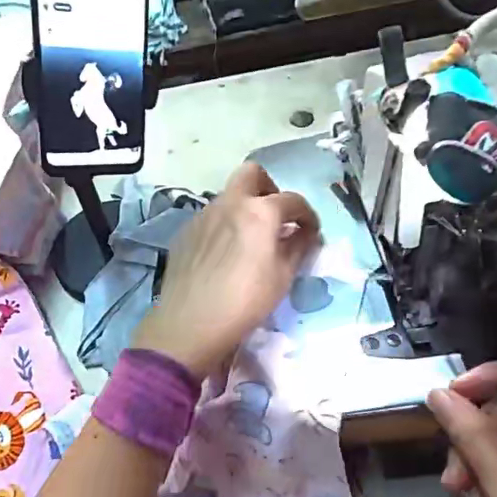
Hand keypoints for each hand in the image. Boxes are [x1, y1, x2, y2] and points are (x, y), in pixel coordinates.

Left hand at [129, 161, 319, 378]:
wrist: (190, 322)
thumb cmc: (245, 301)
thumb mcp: (282, 277)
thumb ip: (298, 247)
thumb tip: (305, 234)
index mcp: (260, 211)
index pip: (293, 200)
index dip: (307, 215)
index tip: (310, 232)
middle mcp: (230, 203)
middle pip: (252, 174)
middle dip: (269, 188)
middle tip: (275, 216)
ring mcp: (203, 215)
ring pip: (228, 196)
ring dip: (244, 208)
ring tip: (249, 240)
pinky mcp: (185, 232)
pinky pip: (210, 218)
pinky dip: (224, 226)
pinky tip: (224, 255)